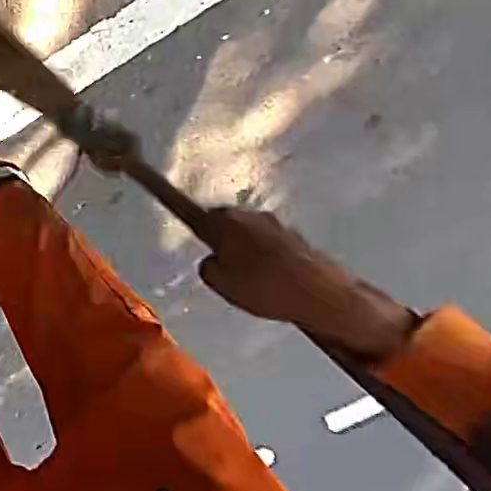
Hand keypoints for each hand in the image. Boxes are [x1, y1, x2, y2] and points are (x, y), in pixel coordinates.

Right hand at [197, 209, 417, 360]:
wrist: (329, 300)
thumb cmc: (266, 288)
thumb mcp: (219, 283)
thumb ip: (208, 266)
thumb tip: (216, 260)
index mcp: (224, 220)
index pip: (190, 208)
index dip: (179, 208)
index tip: (160, 191)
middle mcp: (249, 214)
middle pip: (224, 222)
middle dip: (222, 239)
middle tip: (225, 267)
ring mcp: (278, 225)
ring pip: (250, 234)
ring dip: (249, 250)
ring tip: (256, 281)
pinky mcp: (300, 239)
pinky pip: (272, 245)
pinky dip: (270, 259)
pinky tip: (277, 282)